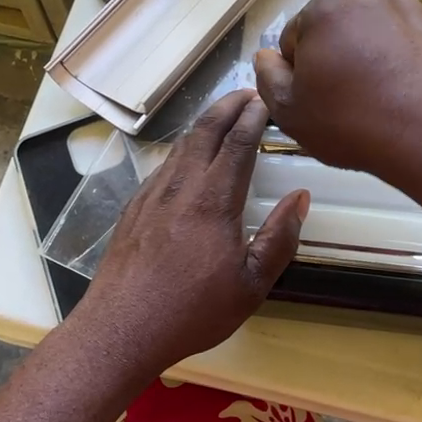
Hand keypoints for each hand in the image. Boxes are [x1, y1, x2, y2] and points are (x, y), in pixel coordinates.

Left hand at [69, 90, 308, 375]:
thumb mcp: (251, 285)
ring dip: (204, 125)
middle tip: (246, 93)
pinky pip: (162, 167)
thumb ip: (279, 239)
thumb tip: (301, 198)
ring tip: (221, 117)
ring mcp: (151, 195)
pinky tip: (186, 160)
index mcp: (213, 201)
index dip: (254, 117)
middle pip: (204, 131)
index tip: (266, 101)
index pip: (238, 144)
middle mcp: (181, 187)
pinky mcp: (133, 209)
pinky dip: (182, 150)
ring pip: (180, 146)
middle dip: (227, 106)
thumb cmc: (192, 311)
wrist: (121, 328)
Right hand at [254, 0, 421, 182]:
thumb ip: (268, 77)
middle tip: (346, 101)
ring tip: (380, 98)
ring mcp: (409, 9)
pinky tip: (407, 92)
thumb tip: (265, 56)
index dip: (300, 72)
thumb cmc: (352, 124)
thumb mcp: (290, 112)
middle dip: (336, 57)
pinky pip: (408, 40)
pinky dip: (403, 59)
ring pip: (374, 33)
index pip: (295, 38)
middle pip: (336, 29)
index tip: (316, 98)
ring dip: (370, 56)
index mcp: (324, 11)